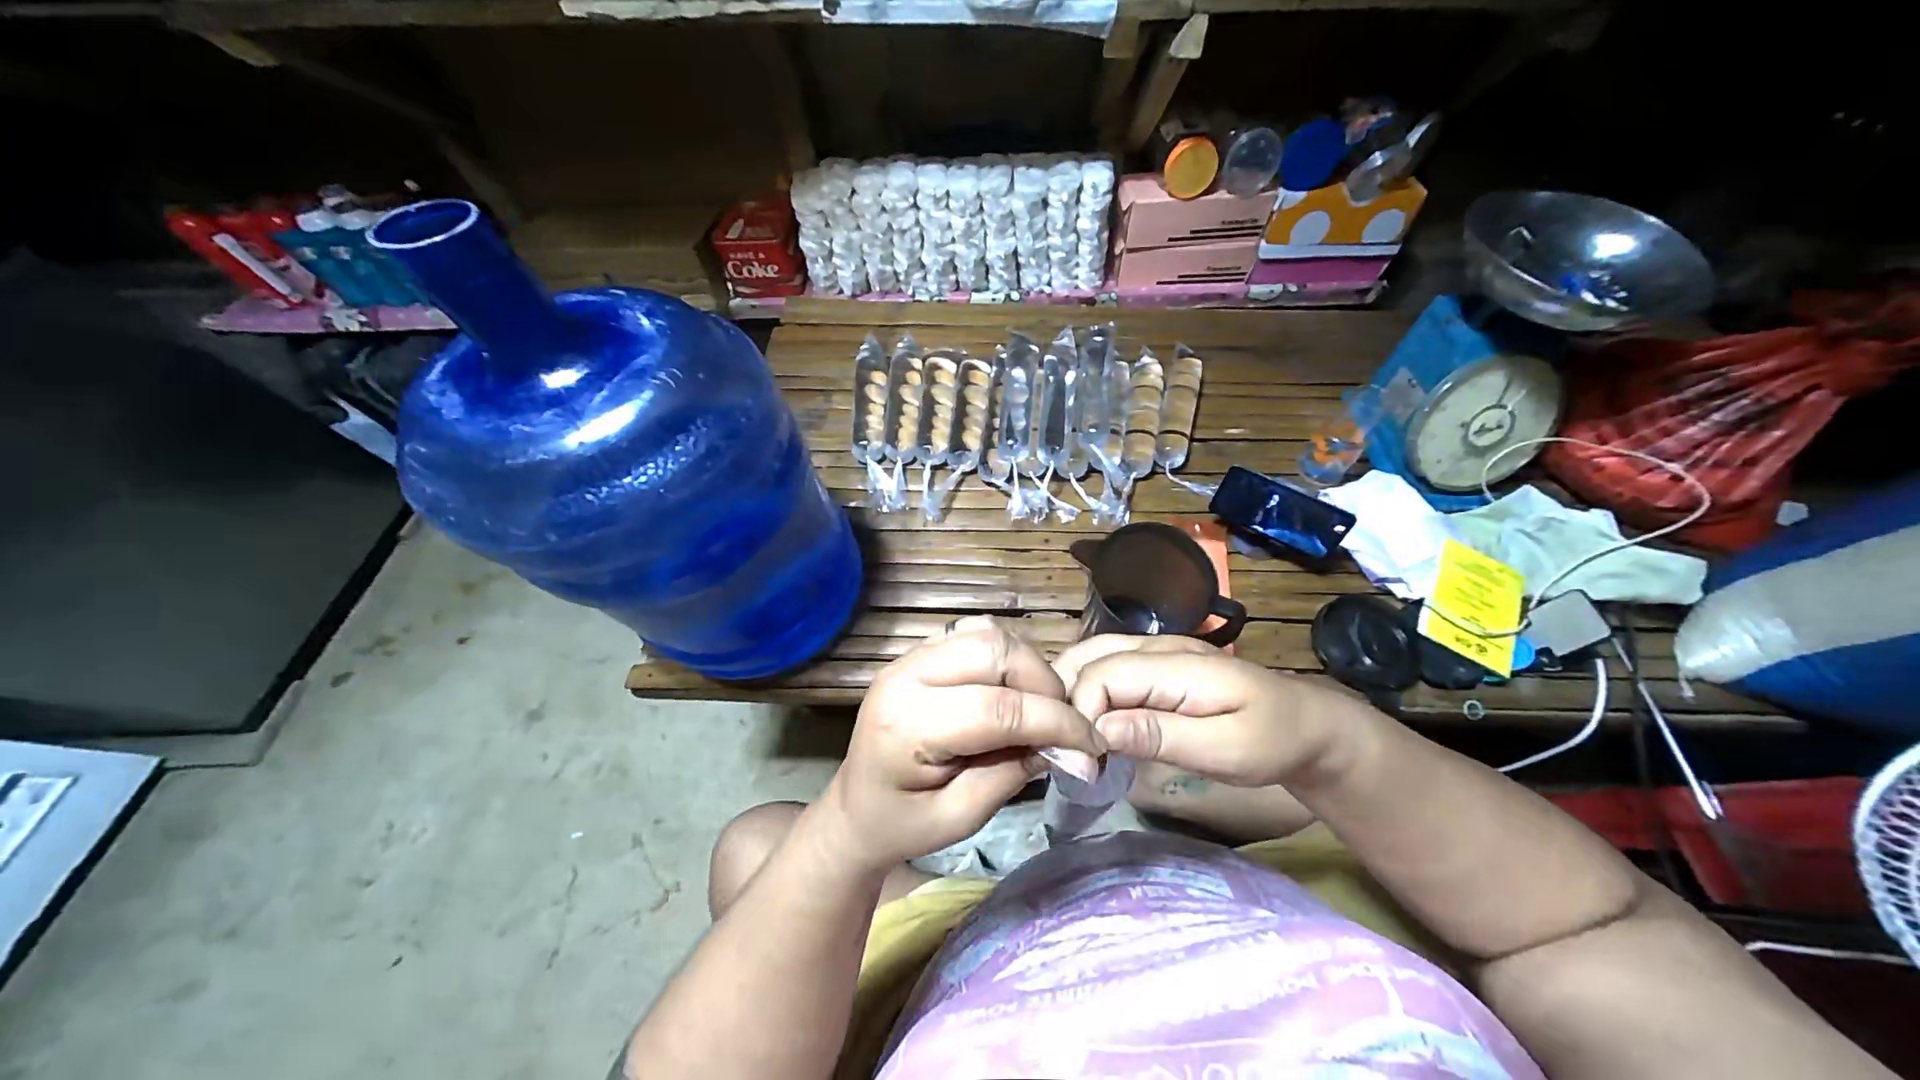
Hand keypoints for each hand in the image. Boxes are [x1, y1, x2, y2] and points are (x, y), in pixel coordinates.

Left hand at [820, 616, 1104, 871]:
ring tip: (1040, 708)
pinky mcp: (919, 652)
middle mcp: (904, 676)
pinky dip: (1006, 657)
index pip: (997, 708)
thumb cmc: (903, 823)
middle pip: (993, 650)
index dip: (1055, 723)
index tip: (1091, 745)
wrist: (856, 806)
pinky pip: (974, 634)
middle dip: (1043, 683)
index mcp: (906, 726)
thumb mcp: (961, 817)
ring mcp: (908, 657)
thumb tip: (1074, 747)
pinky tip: (1012, 691)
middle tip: (1062, 725)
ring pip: (987, 633)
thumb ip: (1013, 773)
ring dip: (1027, 666)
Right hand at [1053, 635, 1362, 788]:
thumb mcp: (1227, 750)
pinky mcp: (1155, 664)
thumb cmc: (1272, 741)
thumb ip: (1162, 736)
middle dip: (1064, 697)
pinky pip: (1106, 665)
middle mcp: (1158, 647)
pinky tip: (1087, 722)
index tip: (1083, 762)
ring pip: (1091, 655)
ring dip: (1070, 690)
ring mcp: (1156, 651)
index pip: (1103, 675)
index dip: (1081, 714)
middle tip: (1064, 748)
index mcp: (1178, 665)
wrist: (1306, 724)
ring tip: (1067, 735)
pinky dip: (1085, 688)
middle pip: (1088, 656)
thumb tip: (1099, 729)